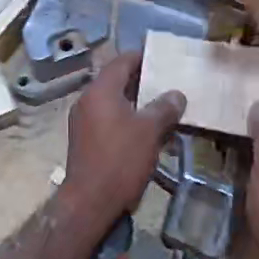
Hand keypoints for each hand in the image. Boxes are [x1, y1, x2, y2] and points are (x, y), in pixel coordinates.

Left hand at [59, 53, 184, 225]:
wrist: (90, 201)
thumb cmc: (121, 159)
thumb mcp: (149, 131)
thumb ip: (164, 108)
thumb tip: (176, 94)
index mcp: (100, 91)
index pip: (121, 62)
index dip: (141, 57)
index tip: (160, 58)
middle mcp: (87, 100)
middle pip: (115, 81)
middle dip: (140, 81)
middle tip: (166, 82)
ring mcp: (82, 120)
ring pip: (112, 102)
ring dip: (134, 102)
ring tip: (160, 107)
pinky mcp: (84, 139)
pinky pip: (107, 118)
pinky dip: (125, 118)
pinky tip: (144, 130)